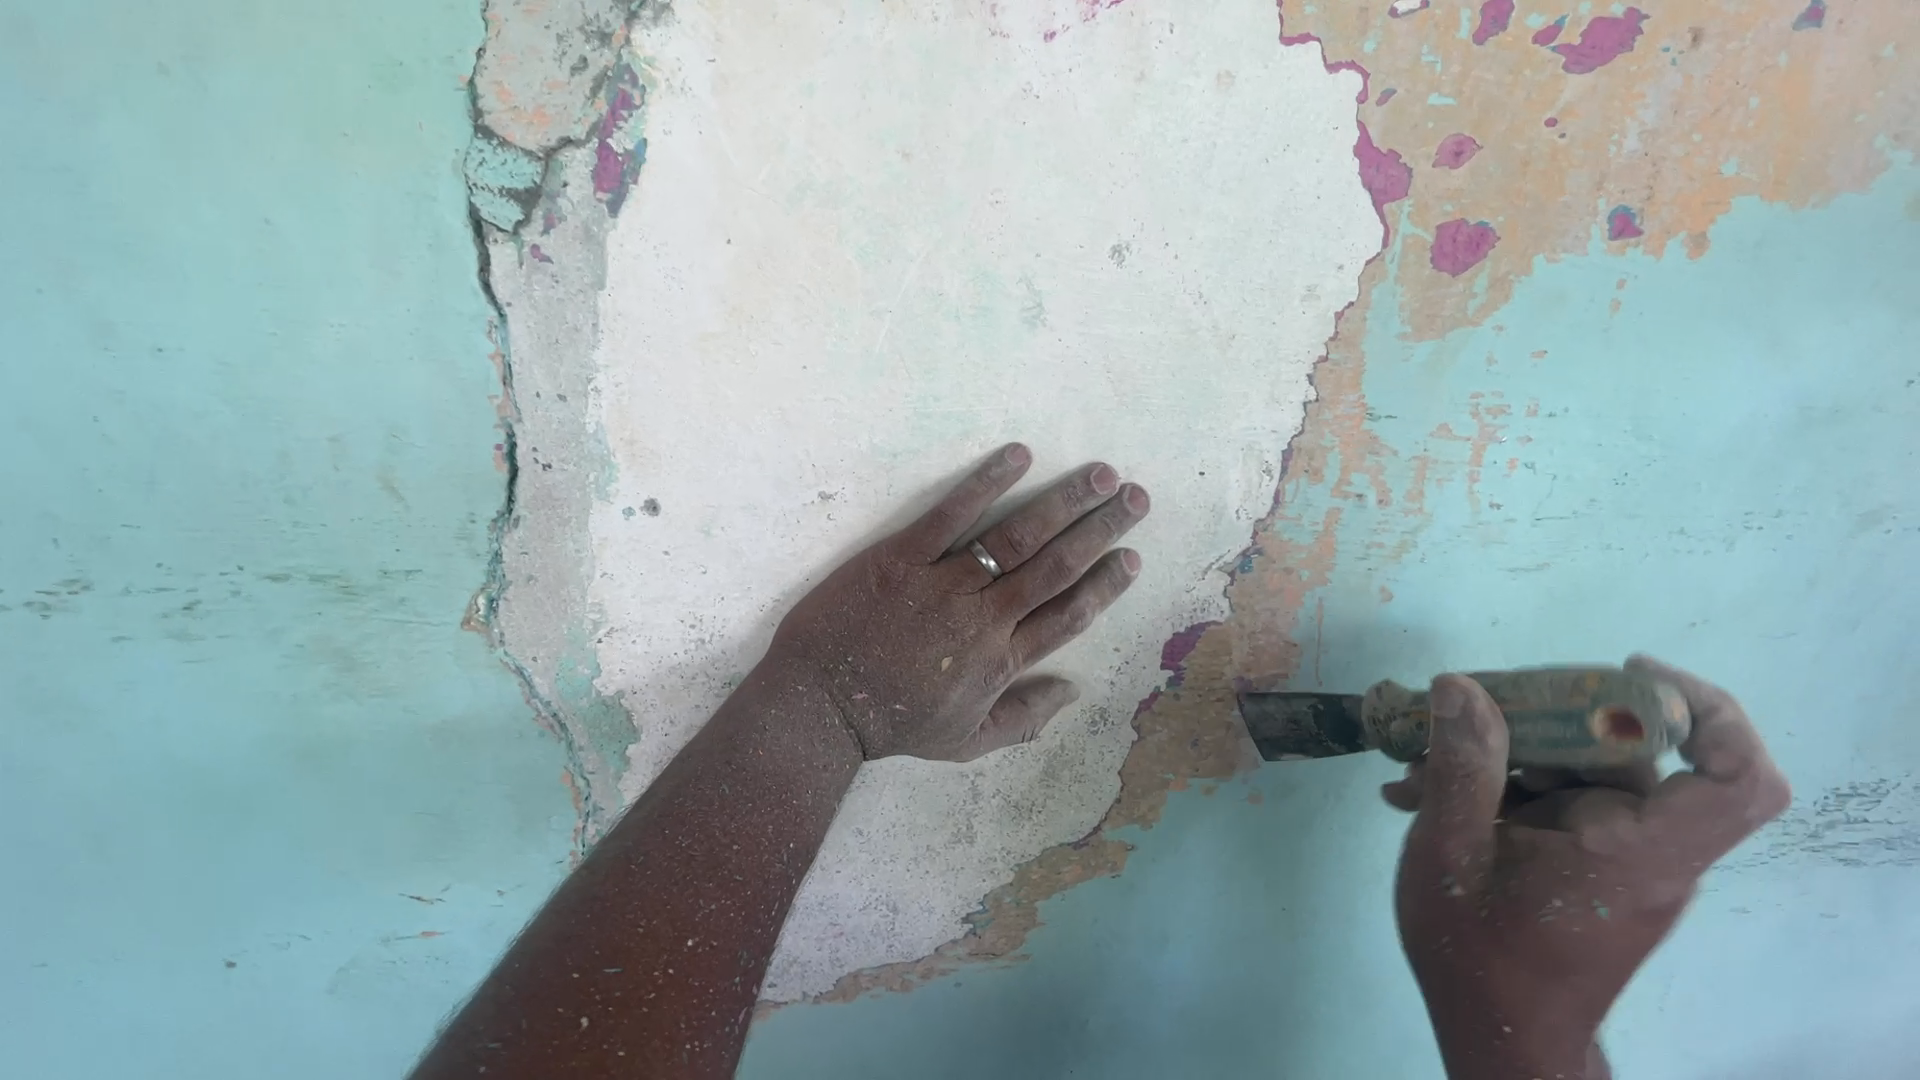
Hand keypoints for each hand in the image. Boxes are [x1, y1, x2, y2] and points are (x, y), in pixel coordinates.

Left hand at [767, 443, 1148, 762]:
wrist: (818, 707)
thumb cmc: (891, 723)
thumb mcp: (964, 743)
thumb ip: (1023, 719)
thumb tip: (1074, 692)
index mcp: (1001, 663)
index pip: (1069, 616)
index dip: (1105, 584)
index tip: (1132, 556)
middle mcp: (983, 620)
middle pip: (1056, 568)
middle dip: (1101, 530)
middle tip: (1137, 498)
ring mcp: (943, 585)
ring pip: (1016, 538)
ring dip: (1063, 502)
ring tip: (1101, 474)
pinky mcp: (901, 559)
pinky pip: (949, 515)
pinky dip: (985, 484)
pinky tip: (1018, 455)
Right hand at [1382, 656, 1790, 1077]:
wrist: (1493, 1030)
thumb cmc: (1477, 950)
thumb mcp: (1450, 850)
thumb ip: (1462, 767)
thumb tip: (1460, 686)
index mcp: (1635, 851)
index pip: (1735, 779)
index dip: (1707, 711)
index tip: (1627, 670)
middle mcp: (1644, 849)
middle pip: (1629, 756)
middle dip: (1540, 720)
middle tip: (1460, 710)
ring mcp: (1615, 856)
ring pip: (1578, 774)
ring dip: (1497, 757)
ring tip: (1415, 768)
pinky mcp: (1585, 862)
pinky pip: (1552, 802)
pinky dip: (1495, 787)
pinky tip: (1419, 793)